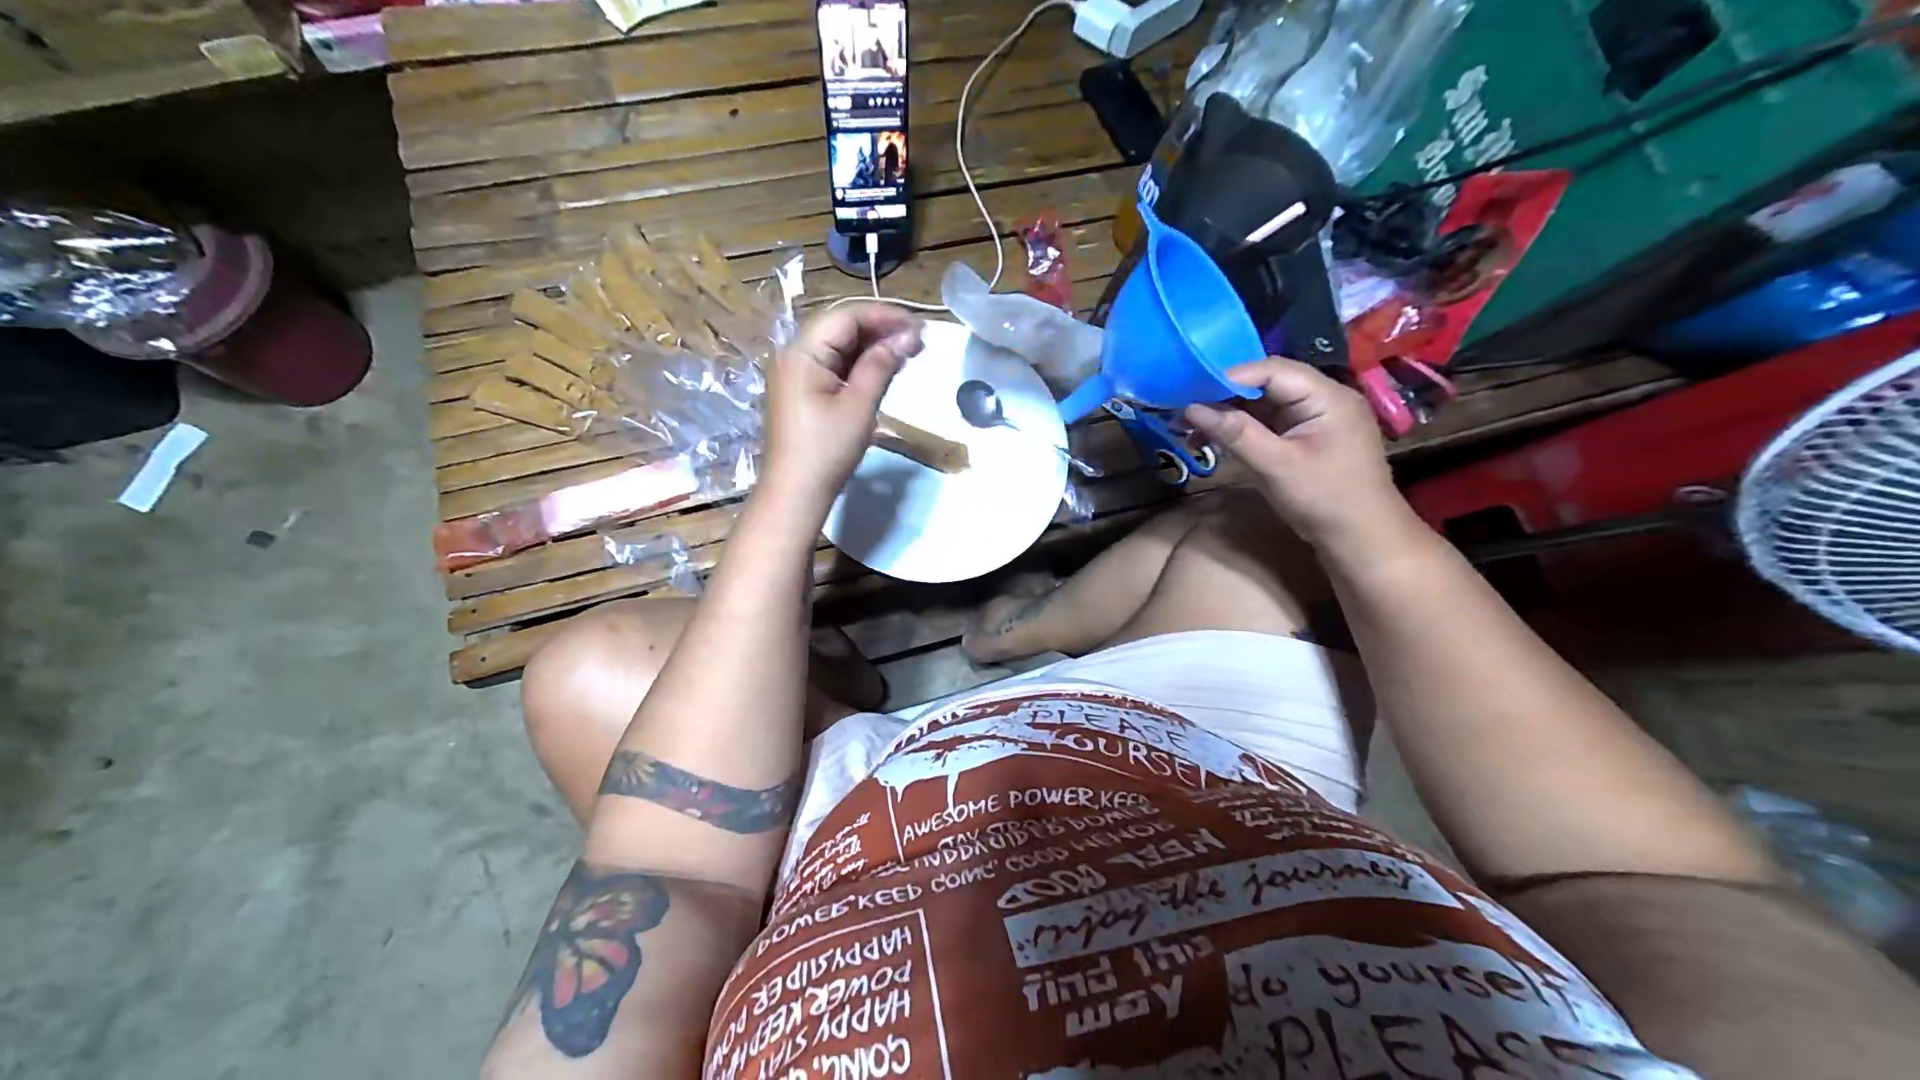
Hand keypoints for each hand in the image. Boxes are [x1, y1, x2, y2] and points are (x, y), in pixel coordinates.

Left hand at [761, 303, 922, 509]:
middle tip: (918, 340)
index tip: (919, 326)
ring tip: (907, 352)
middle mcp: (794, 355)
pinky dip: (859, 363)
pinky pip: (833, 365)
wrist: (796, 493)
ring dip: (872, 345)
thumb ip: (881, 365)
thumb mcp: (859, 406)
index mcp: (802, 353)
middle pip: (840, 327)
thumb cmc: (826, 450)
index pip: (846, 316)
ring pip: (838, 346)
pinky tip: (884, 368)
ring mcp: (796, 374)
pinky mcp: (802, 392)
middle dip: (880, 328)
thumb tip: (906, 337)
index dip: (884, 315)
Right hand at [1185, 358, 1406, 547]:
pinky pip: (1267, 423)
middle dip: (1224, 395)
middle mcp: (1322, 399)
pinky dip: (1240, 428)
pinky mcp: (1304, 437)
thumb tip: (1191, 408)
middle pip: (1266, 384)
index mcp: (1326, 397)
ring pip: (1263, 404)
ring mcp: (1313, 419)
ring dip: (1227, 413)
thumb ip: (1236, 433)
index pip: (1272, 371)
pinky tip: (1212, 438)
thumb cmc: (1325, 500)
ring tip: (1190, 426)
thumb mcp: (1276, 466)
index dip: (1230, 376)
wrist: (1361, 539)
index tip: (1191, 389)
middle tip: (1184, 407)